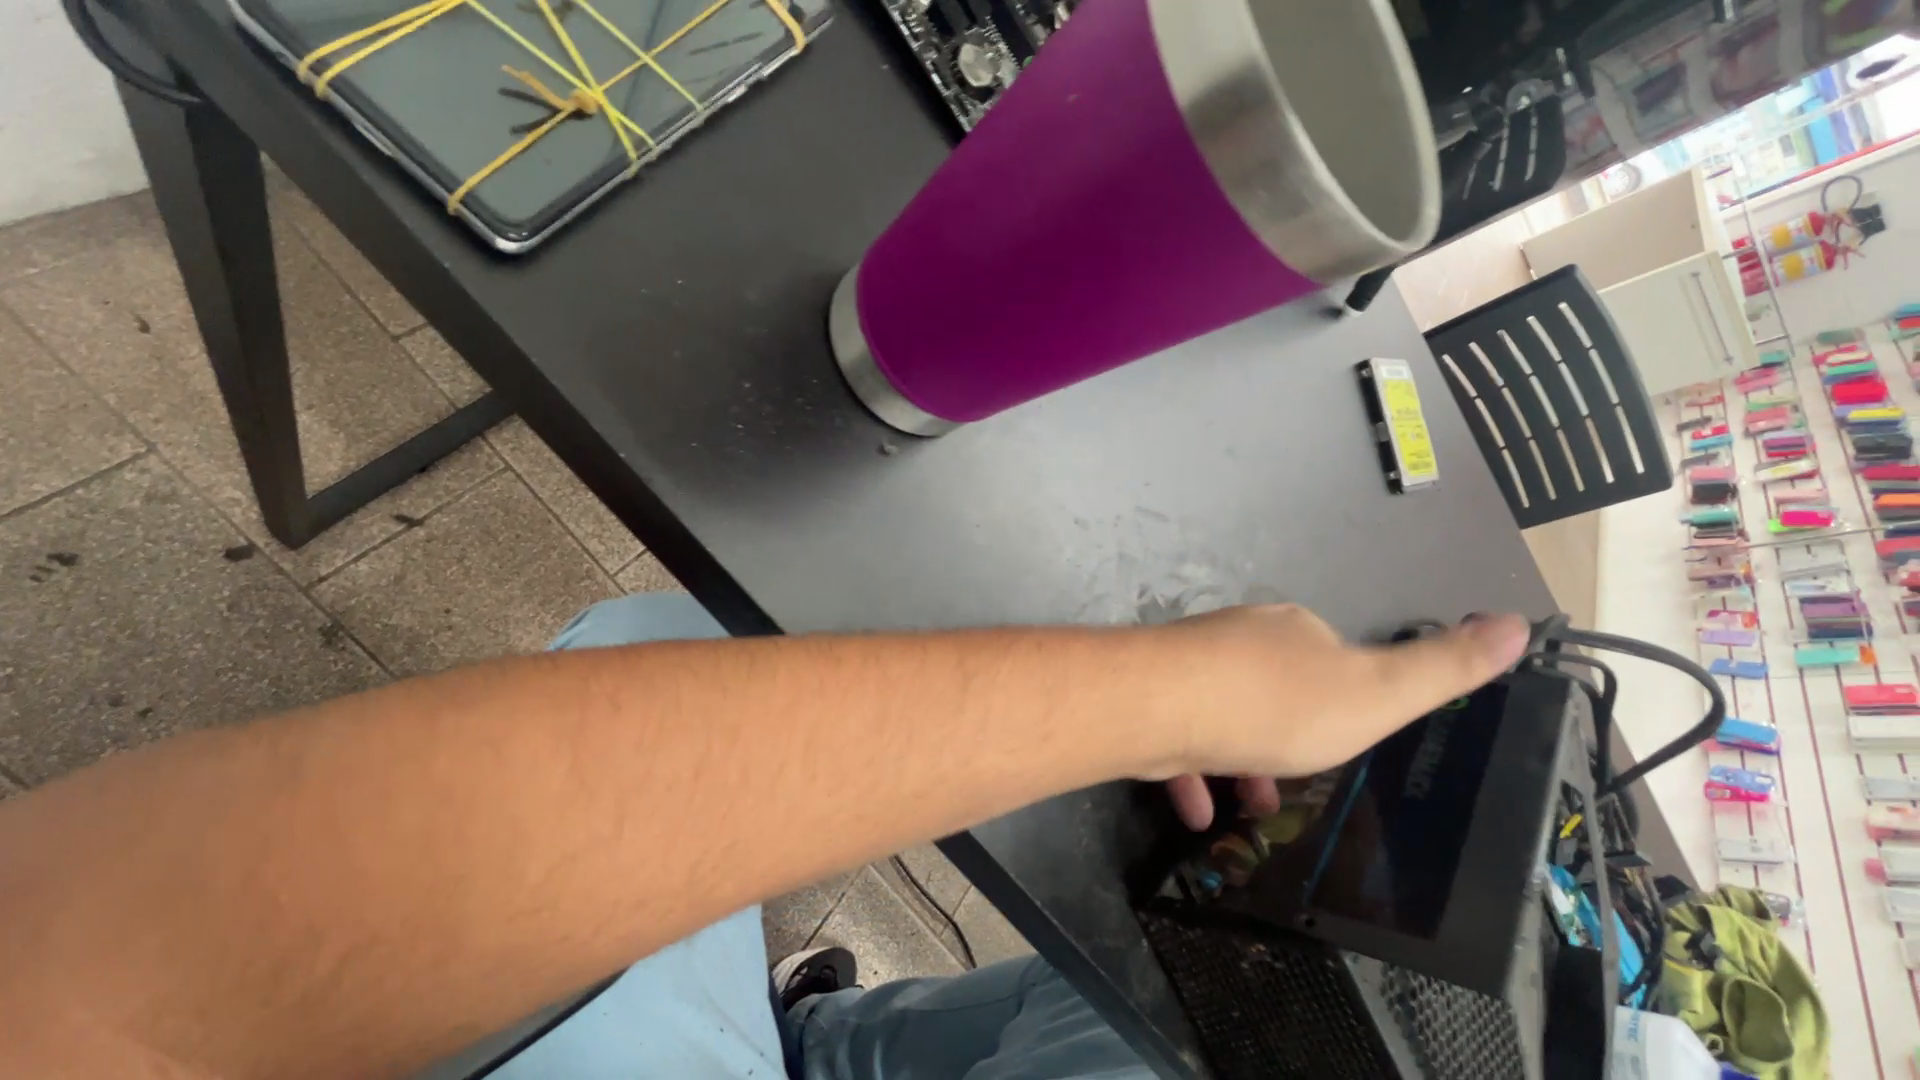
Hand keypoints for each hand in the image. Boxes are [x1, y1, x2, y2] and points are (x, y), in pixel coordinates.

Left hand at [1150, 607, 1530, 829]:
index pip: (1331, 659)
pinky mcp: (1150, 700)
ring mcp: (1187, 668)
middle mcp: (1238, 641)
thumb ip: (1444, 667)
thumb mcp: (1379, 692)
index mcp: (1295, 632)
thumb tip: (1519, 621)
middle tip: (1298, 787)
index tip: (1345, 739)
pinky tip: (1200, 809)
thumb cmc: (1279, 706)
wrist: (1163, 706)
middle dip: (1290, 739)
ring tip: (1252, 808)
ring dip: (1242, 763)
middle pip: (1273, 690)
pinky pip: (1179, 740)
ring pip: (1225, 718)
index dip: (1345, 702)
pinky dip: (1195, 775)